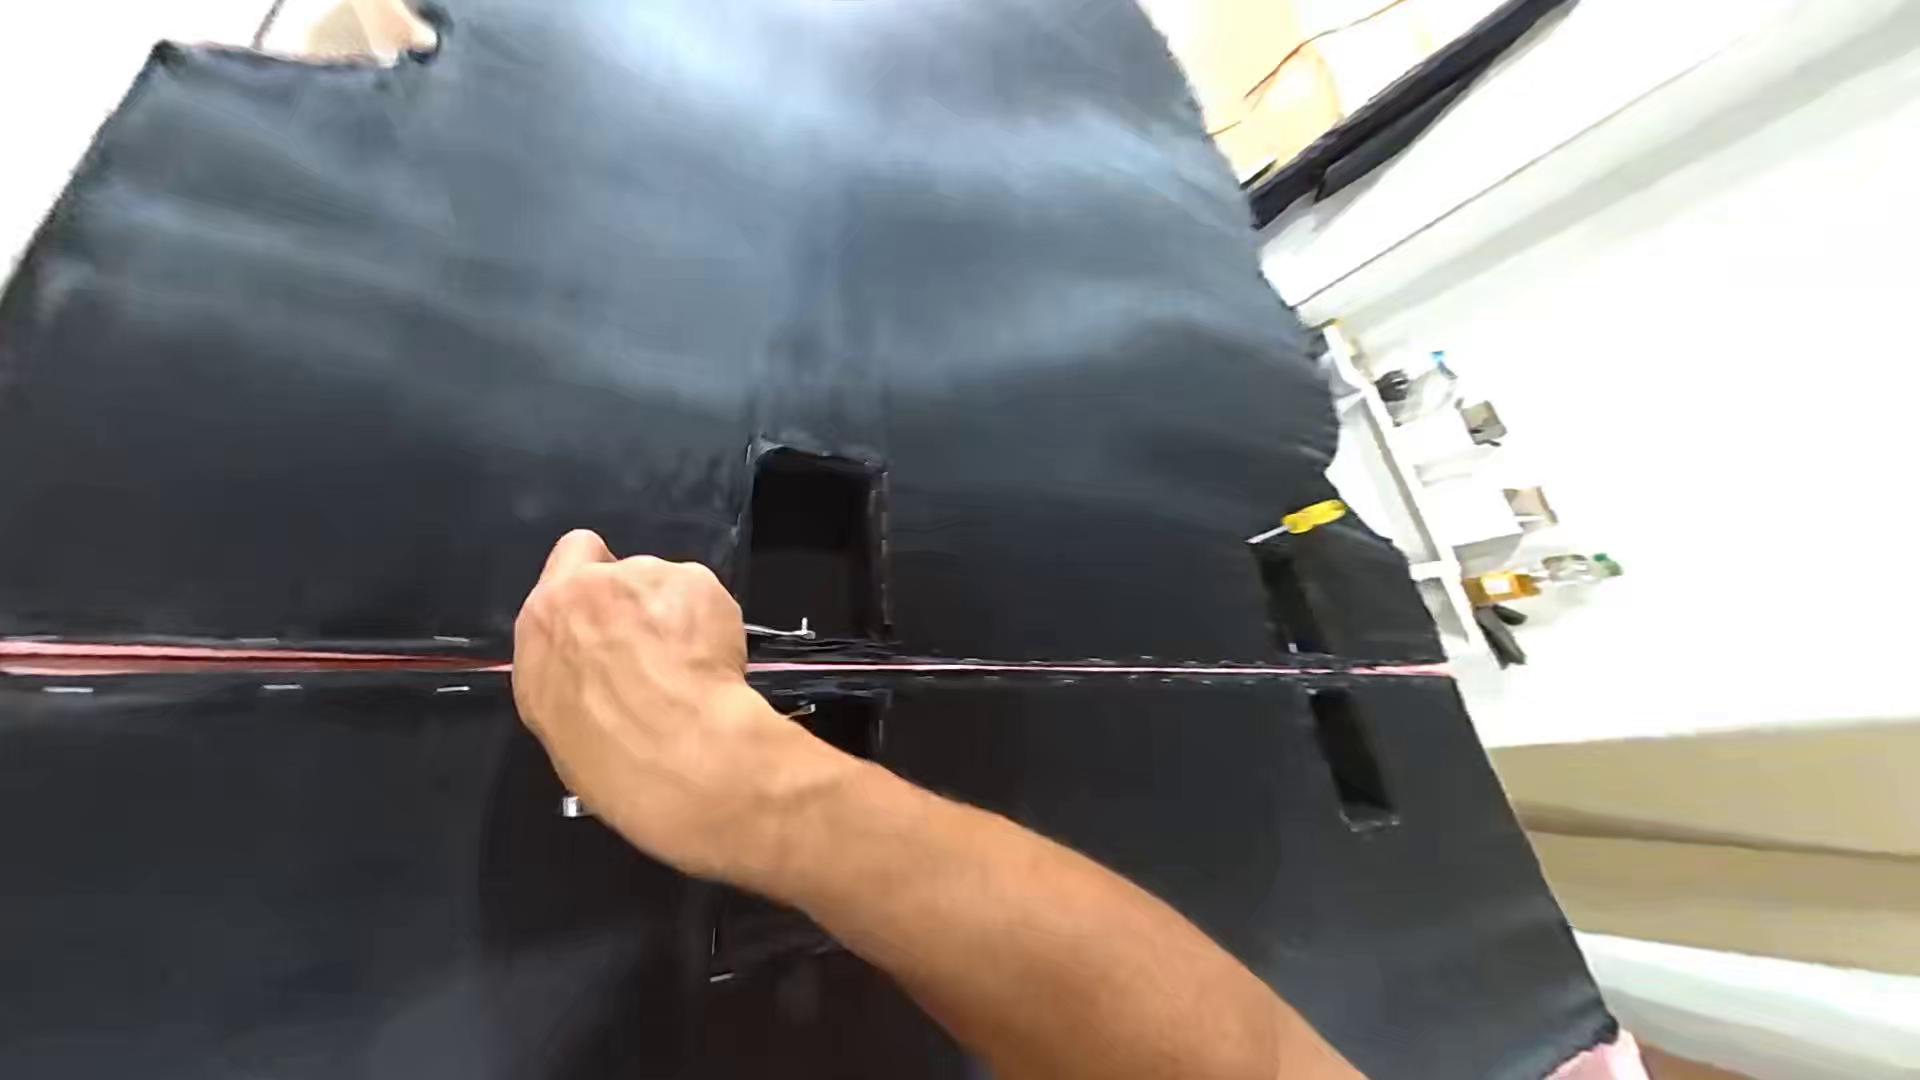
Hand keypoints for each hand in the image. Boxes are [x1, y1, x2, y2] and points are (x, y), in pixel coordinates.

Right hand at [512, 530, 858, 883]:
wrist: (675, 747)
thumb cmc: (609, 751)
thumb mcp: (557, 710)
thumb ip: (574, 660)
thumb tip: (600, 661)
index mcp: (544, 621)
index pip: (571, 556)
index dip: (596, 574)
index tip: (614, 605)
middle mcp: (591, 587)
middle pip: (625, 573)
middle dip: (643, 600)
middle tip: (661, 644)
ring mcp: (647, 578)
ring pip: (669, 582)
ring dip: (680, 610)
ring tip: (692, 661)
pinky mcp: (696, 581)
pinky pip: (705, 593)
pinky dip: (713, 617)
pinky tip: (714, 659)